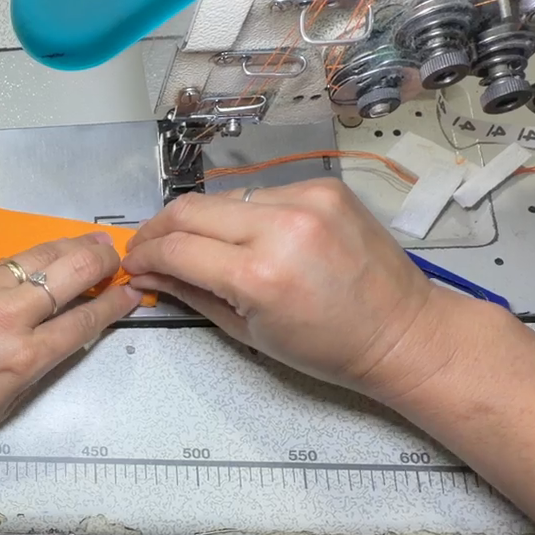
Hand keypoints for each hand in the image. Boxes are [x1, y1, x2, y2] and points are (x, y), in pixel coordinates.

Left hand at [0, 234, 141, 450]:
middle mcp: (8, 316)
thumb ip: (37, 368)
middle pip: (75, 270)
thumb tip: (62, 338)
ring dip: (74, 247)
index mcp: (23, 358)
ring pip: (43, 253)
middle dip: (106, 261)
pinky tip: (39, 263)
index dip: (117, 304)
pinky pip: (7, 260)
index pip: (86, 319)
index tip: (132, 293)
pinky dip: (32, 258)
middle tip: (117, 260)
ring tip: (90, 247)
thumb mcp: (0, 405)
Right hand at [123, 178, 478, 402]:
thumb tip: (144, 274)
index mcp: (259, 274)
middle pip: (190, 209)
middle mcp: (282, 226)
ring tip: (189, 244)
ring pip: (221, 197)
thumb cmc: (322, 348)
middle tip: (145, 248)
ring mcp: (307, 199)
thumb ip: (188, 292)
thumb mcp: (243, 330)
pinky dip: (237, 214)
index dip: (143, 255)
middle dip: (157, 229)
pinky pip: (258, 193)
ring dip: (196, 221)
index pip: (175, 248)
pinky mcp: (324, 187)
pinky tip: (240, 236)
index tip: (131, 265)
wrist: (403, 331)